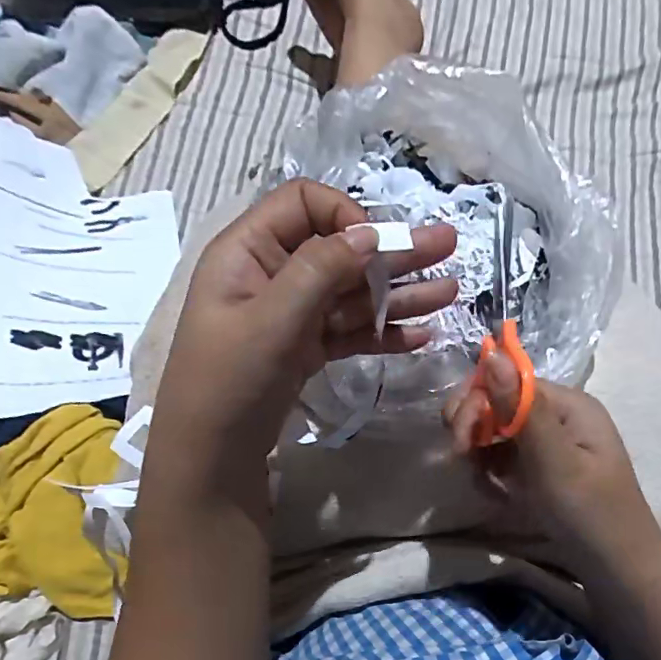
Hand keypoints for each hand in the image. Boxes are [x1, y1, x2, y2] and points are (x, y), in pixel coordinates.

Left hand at [154, 179, 457, 463]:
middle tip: (449, 245)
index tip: (376, 246)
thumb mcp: (271, 318)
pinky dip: (382, 334)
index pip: (303, 205)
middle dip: (392, 250)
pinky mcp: (304, 352)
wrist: (211, 454)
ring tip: (450, 291)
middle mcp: (272, 276)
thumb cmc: (229, 379)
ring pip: (351, 296)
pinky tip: (421, 336)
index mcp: (248, 251)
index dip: (344, 216)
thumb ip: (320, 270)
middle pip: (339, 251)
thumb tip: (368, 233)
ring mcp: (290, 317)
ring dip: (398, 294)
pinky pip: (348, 333)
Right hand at [444, 352, 660, 572]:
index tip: (458, 443)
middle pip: (497, 403)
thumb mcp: (554, 461)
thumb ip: (523, 408)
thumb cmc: (589, 513)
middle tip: (459, 461)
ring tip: (484, 486)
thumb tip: (492, 353)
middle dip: (472, 428)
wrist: (615, 567)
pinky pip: (501, 457)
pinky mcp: (538, 468)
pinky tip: (493, 494)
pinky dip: (488, 473)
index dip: (476, 404)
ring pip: (493, 431)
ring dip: (477, 455)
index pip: (507, 382)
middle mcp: (558, 415)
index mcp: (569, 404)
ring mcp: (547, 443)